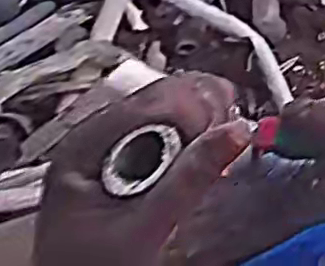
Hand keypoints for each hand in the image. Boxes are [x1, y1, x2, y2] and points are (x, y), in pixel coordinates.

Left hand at [35, 73, 252, 265]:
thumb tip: (237, 132)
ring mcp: (116, 140)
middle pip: (170, 91)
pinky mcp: (132, 151)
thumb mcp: (141, 232)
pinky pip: (173, 122)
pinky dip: (197, 131)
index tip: (222, 137)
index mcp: (87, 143)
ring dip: (206, 119)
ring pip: (176, 101)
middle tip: (226, 144)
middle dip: (207, 111)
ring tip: (217, 152)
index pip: (158, 97)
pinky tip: (204, 155)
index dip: (199, 110)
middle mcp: (100, 131)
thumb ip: (188, 180)